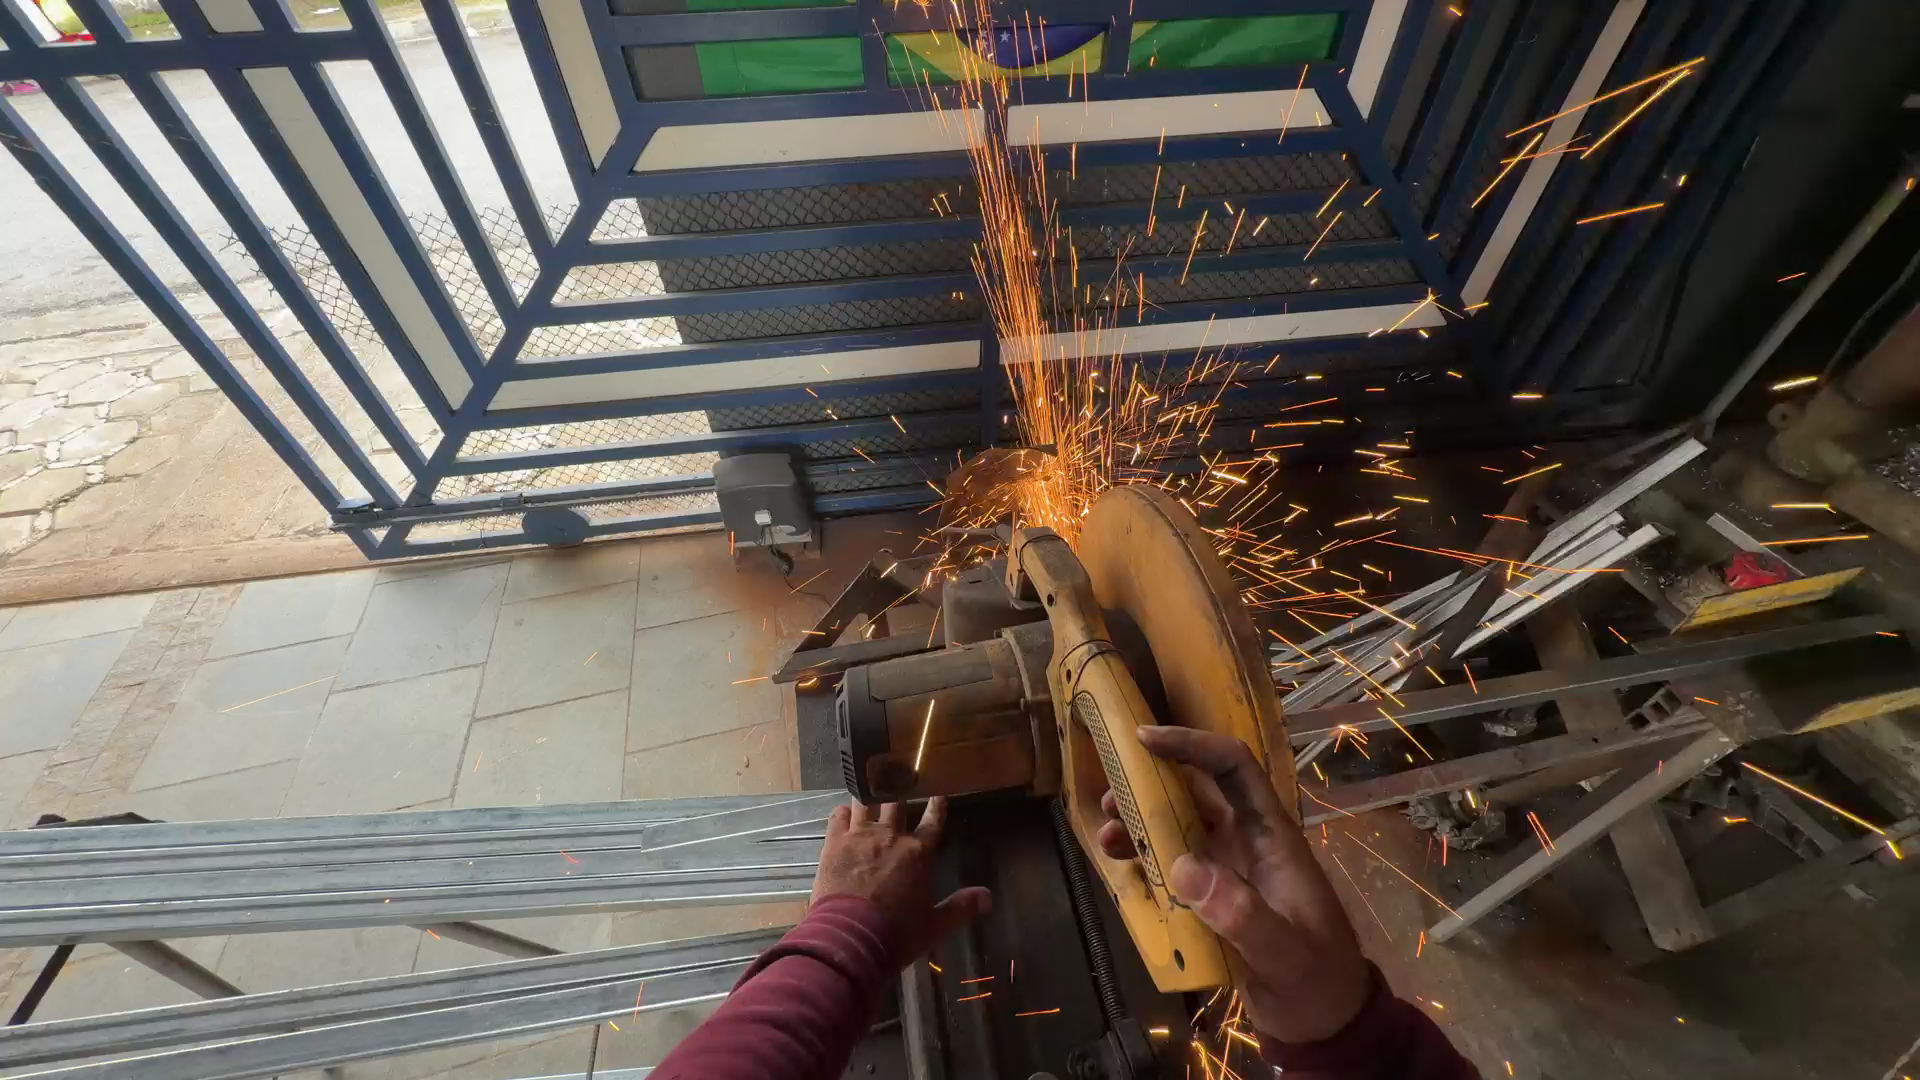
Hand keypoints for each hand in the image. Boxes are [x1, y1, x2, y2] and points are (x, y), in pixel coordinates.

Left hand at [814, 796, 992, 965]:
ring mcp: (861, 835)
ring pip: (866, 802)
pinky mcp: (835, 842)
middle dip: (899, 792)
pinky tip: (844, 812)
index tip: (939, 795)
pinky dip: (843, 812)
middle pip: (897, 803)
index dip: (937, 807)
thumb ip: (961, 907)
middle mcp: (891, 836)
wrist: (850, 938)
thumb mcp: (934, 926)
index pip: (933, 822)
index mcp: (918, 853)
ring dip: (869, 796)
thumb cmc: (896, 934)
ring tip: (869, 787)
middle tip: (899, 780)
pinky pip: (839, 816)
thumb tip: (989, 896)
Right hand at [1096, 726, 1371, 1043]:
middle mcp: (1244, 837)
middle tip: (1110, 791)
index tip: (1145, 740)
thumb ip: (1242, 914)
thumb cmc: (1317, 983)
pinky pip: (1169, 857)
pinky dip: (1141, 853)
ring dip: (1139, 818)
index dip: (1192, 743)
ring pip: (1175, 820)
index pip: (1233, 766)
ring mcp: (1225, 863)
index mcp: (1270, 834)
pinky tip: (1119, 861)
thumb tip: (1184, 867)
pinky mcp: (1209, 890)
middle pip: (1193, 788)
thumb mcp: (1287, 955)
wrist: (1325, 1025)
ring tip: (1107, 832)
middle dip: (1149, 781)